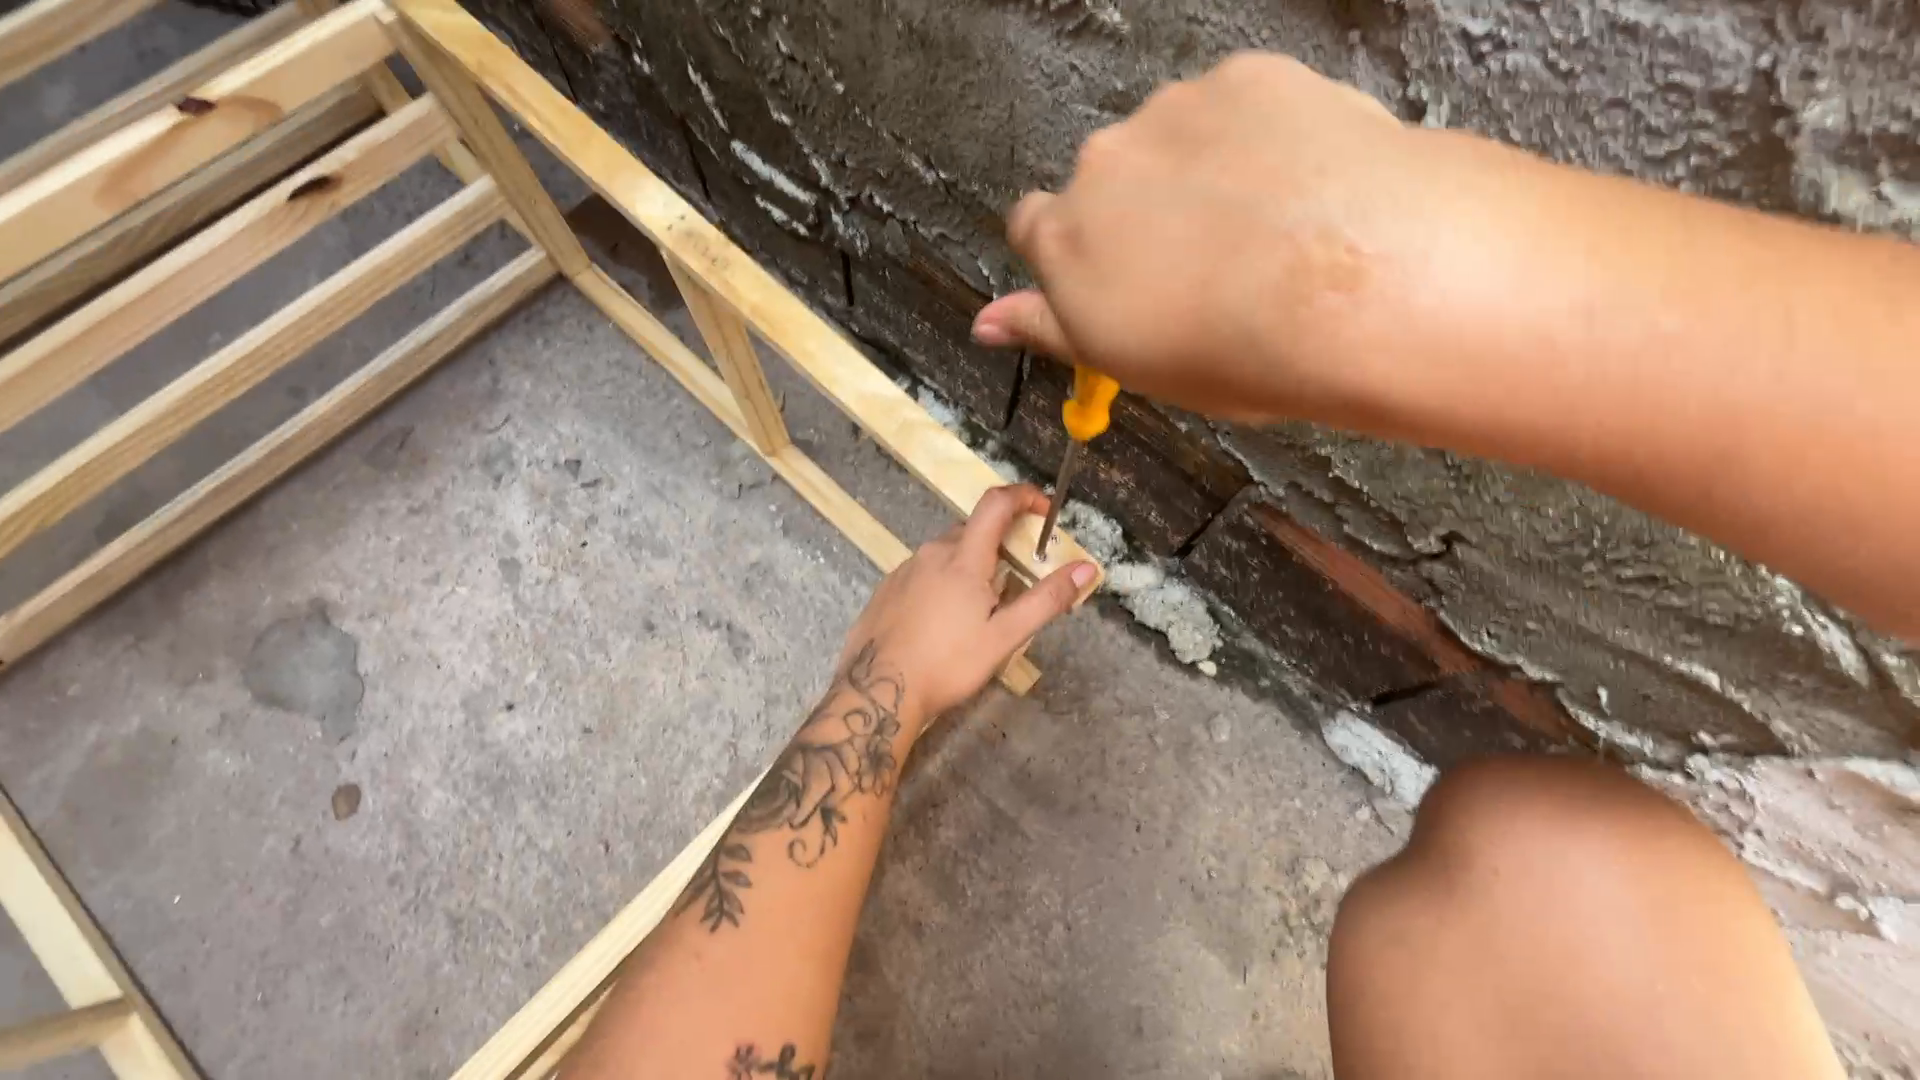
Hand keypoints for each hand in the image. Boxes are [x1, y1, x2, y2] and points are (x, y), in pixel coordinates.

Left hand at [836, 485, 1096, 727]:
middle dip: (1001, 544)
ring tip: (981, 611)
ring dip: (971, 566)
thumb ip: (1046, 599)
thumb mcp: (1005, 637)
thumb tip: (1085, 568)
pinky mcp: (886, 589)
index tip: (1046, 511)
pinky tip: (944, 622)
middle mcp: (931, 553)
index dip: (1024, 496)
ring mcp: (904, 570)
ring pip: (947, 553)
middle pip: (973, 530)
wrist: (876, 693)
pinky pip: (924, 572)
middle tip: (1018, 582)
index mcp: (963, 558)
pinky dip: (944, 582)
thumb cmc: (947, 665)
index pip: (996, 503)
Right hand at [971, 53, 1425, 423]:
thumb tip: (985, 323)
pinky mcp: (1244, 79)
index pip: (1032, 227)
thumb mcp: (1124, 360)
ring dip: (1195, 173)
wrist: (1353, 288)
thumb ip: (1047, 327)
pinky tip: (1292, 186)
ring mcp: (1172, 115)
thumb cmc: (1233, 350)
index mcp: (1064, 240)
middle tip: (1199, 264)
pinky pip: (1234, 107)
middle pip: (1104, 182)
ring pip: (1169, 141)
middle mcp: (1101, 166)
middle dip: (1137, 214)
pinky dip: (1254, 138)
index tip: (1110, 274)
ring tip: (1258, 229)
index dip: (1072, 251)